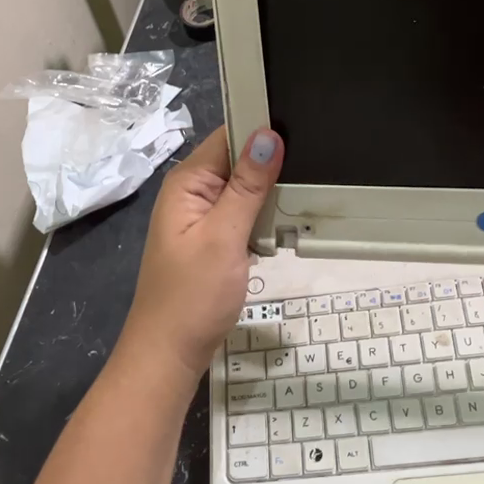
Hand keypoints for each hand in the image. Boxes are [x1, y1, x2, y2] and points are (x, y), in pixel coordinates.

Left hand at [118, 125, 283, 379]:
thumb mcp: (224, 236)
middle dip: (271, 165)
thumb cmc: (192, 296)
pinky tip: (282, 228)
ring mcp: (202, 218)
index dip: (261, 129)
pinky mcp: (214, 240)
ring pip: (246, 189)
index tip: (302, 128)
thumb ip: (247, 185)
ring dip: (270, 196)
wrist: (170, 354)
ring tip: (303, 198)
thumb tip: (268, 135)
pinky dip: (263, 220)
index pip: (228, 136)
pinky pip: (244, 215)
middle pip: (239, 161)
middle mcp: (192, 193)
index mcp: (187, 182)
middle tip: (313, 169)